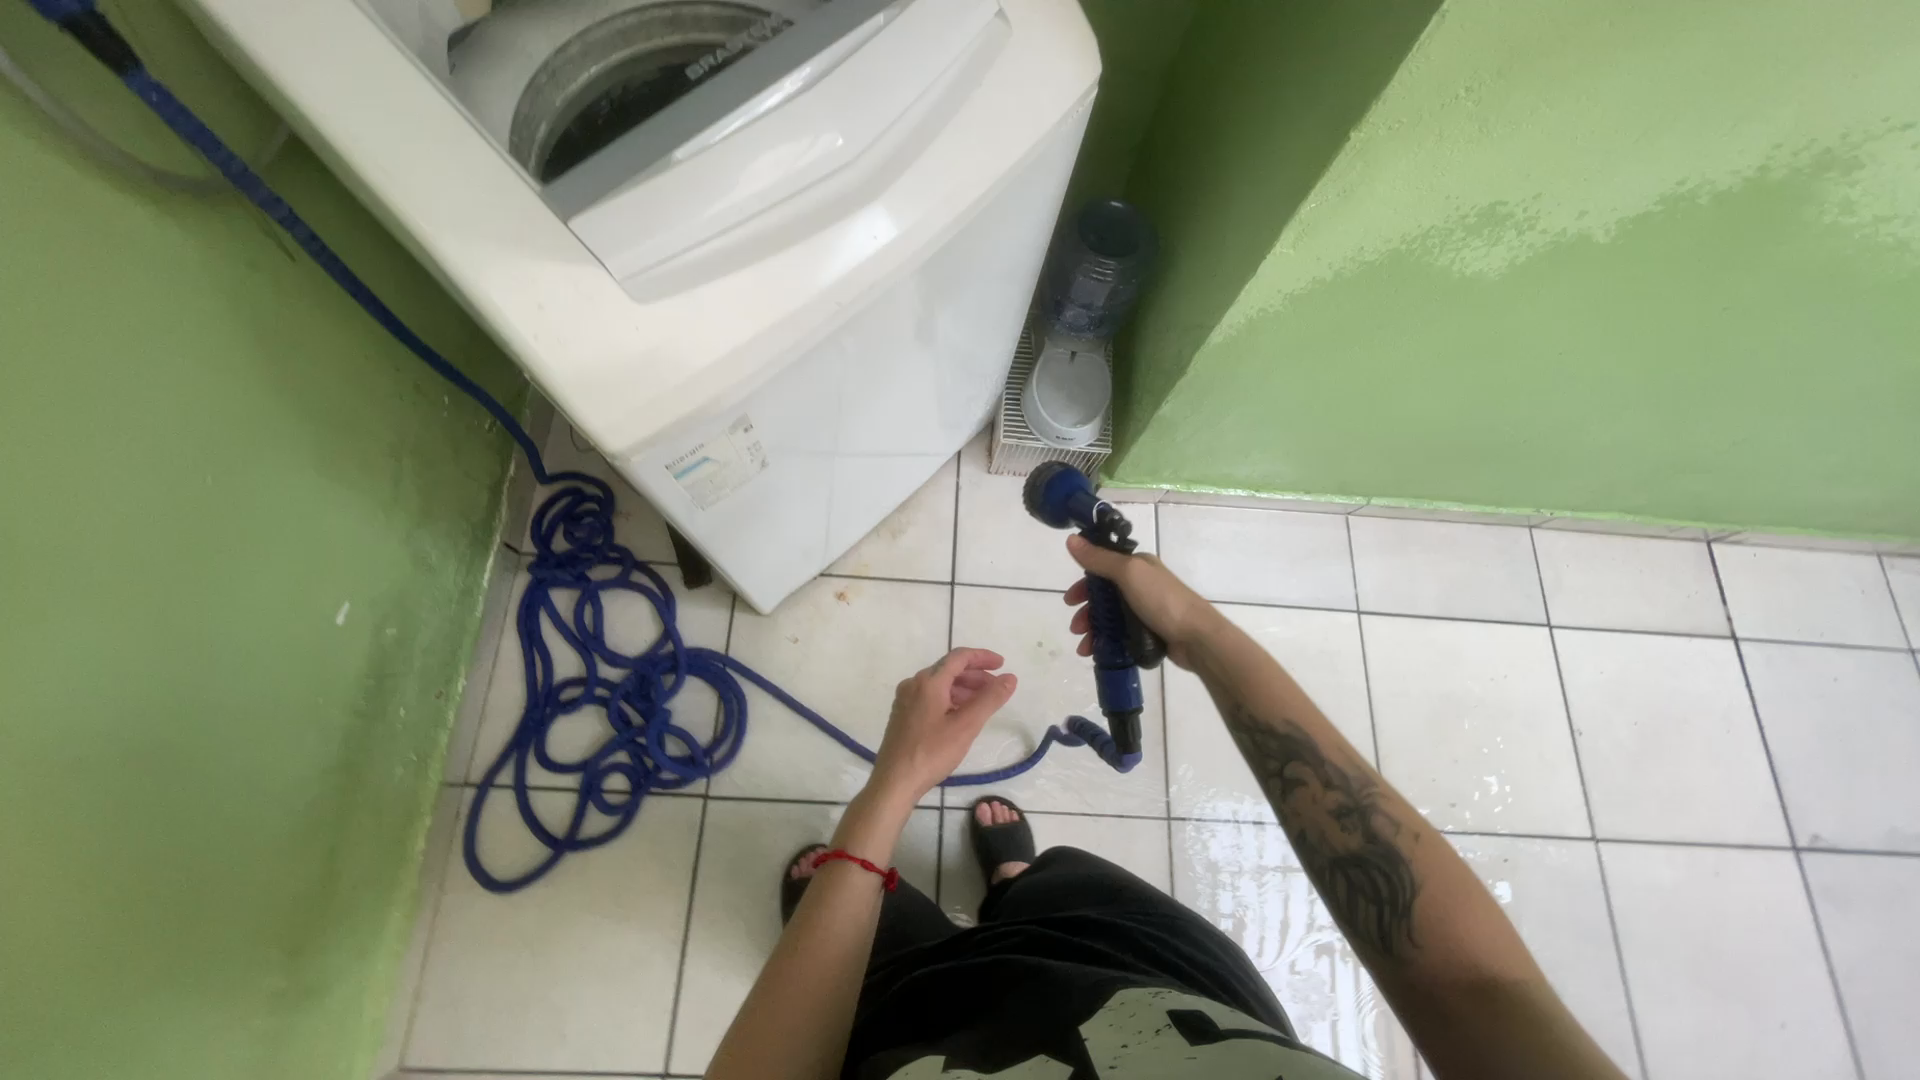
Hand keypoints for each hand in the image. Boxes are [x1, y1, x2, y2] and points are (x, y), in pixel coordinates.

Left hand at [868, 648, 1017, 804]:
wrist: (894, 781)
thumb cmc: (932, 752)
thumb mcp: (966, 726)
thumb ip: (990, 699)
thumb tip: (1010, 678)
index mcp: (928, 681)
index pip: (959, 657)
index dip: (982, 657)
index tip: (1002, 665)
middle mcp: (913, 684)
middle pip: (948, 669)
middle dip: (975, 675)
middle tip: (996, 687)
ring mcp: (905, 700)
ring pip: (939, 684)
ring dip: (963, 688)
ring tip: (983, 703)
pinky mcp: (902, 715)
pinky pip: (930, 697)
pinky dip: (949, 699)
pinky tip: (960, 715)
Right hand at [1064, 534, 1221, 668]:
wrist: (1197, 637)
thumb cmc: (1163, 601)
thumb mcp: (1128, 574)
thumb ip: (1099, 558)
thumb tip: (1071, 539)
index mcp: (1138, 566)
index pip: (1102, 568)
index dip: (1084, 583)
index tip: (1070, 600)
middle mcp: (1142, 584)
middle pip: (1104, 596)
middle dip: (1086, 611)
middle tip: (1075, 627)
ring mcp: (1147, 609)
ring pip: (1111, 617)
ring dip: (1093, 630)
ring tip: (1084, 647)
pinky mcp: (1150, 631)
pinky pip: (1121, 633)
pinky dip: (1106, 641)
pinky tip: (1096, 652)